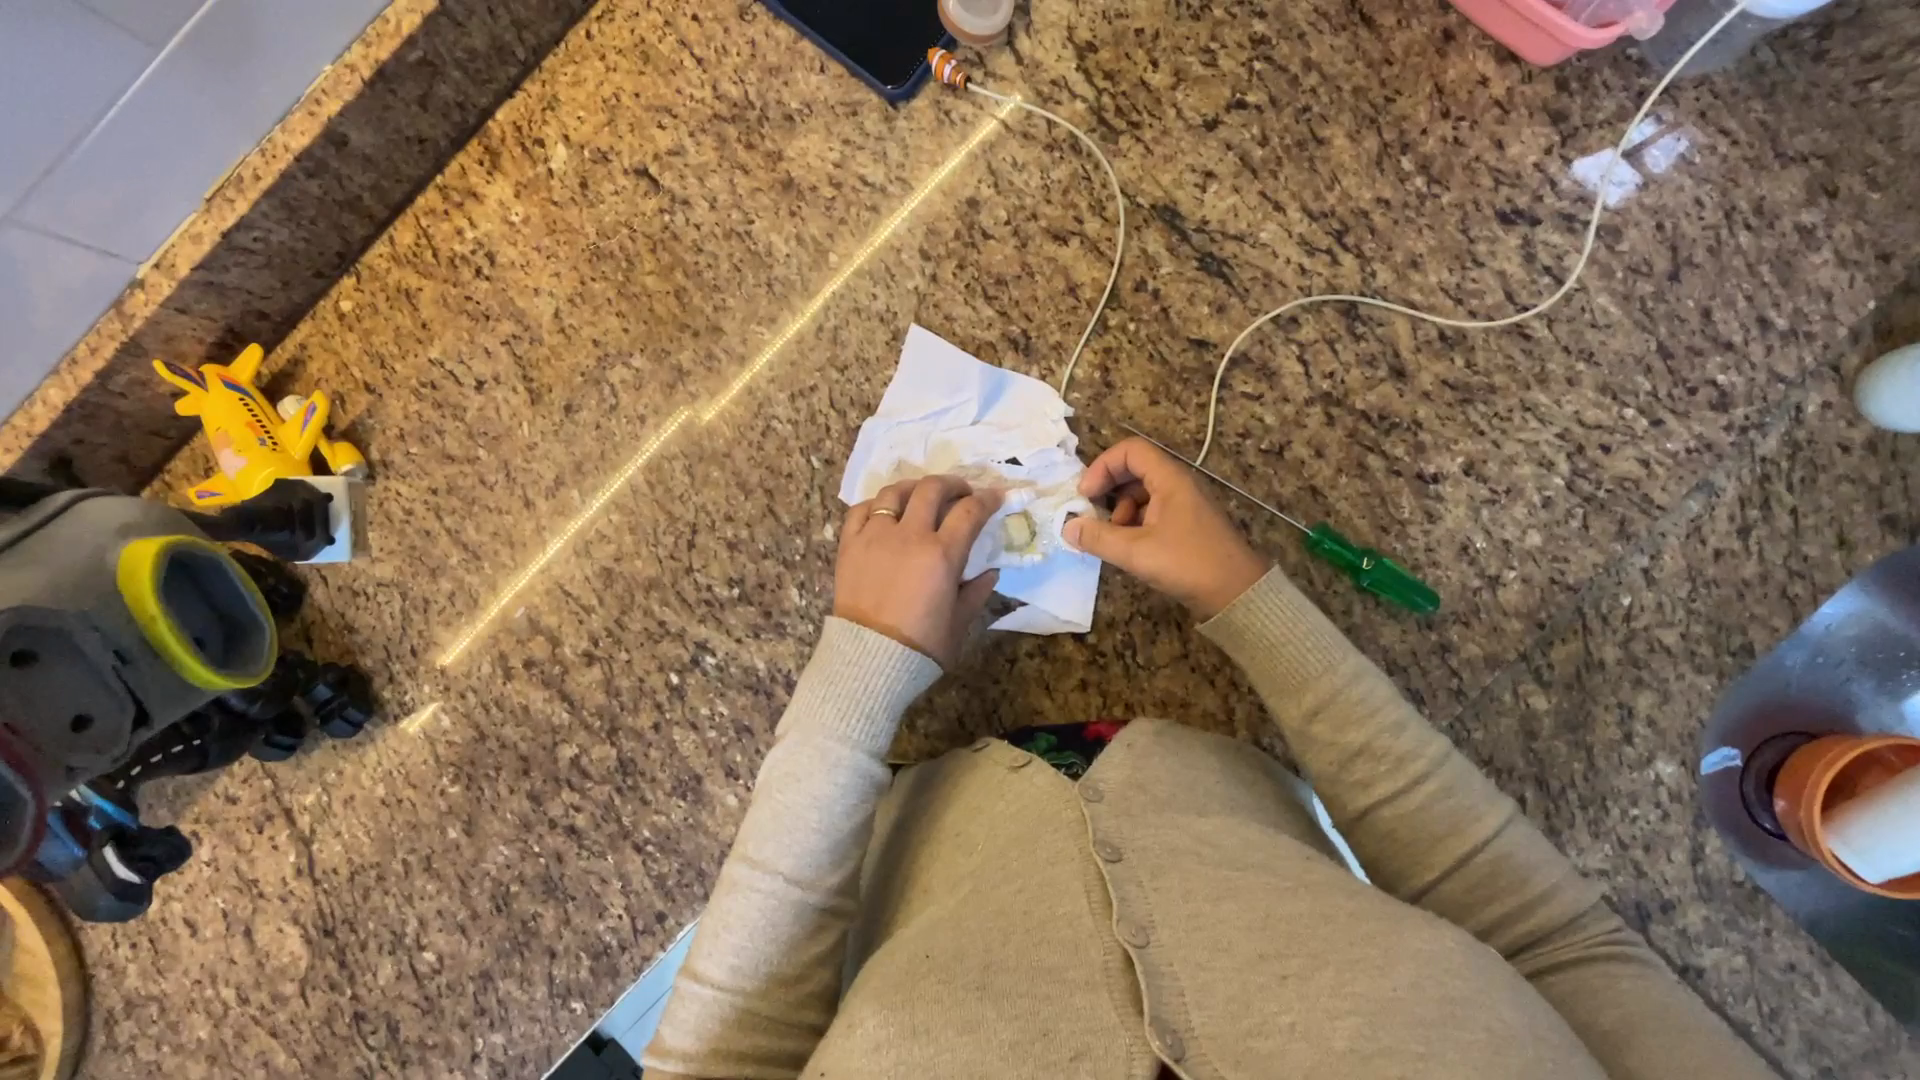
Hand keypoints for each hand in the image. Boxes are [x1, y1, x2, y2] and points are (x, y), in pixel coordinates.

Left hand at [836, 476, 1001, 667]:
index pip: (969, 511)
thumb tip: (990, 572)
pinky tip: (886, 511)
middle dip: (952, 484)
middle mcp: (908, 536)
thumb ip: (976, 592)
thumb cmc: (921, 647)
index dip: (987, 499)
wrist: (869, 661)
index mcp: (941, 555)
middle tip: (961, 492)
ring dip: (913, 487)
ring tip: (922, 494)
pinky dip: (877, 504)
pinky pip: (861, 510)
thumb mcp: (959, 622)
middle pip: (931, 489)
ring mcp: (874, 537)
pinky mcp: (849, 546)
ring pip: (894, 492)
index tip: (995, 496)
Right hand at [1064, 437, 1270, 618]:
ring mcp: (1183, 506)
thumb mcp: (1136, 552)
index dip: (1102, 466)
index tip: (1085, 494)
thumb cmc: (1188, 564)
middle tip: (1090, 514)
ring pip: (1141, 494)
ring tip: (1112, 538)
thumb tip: (1067, 528)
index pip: (1130, 451)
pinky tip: (1128, 549)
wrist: (1237, 593)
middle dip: (1108, 490)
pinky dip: (1134, 525)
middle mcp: (1177, 485)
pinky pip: (1152, 513)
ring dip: (1120, 511)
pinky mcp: (1185, 526)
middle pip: (1134, 470)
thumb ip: (1098, 538)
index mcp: (1170, 480)